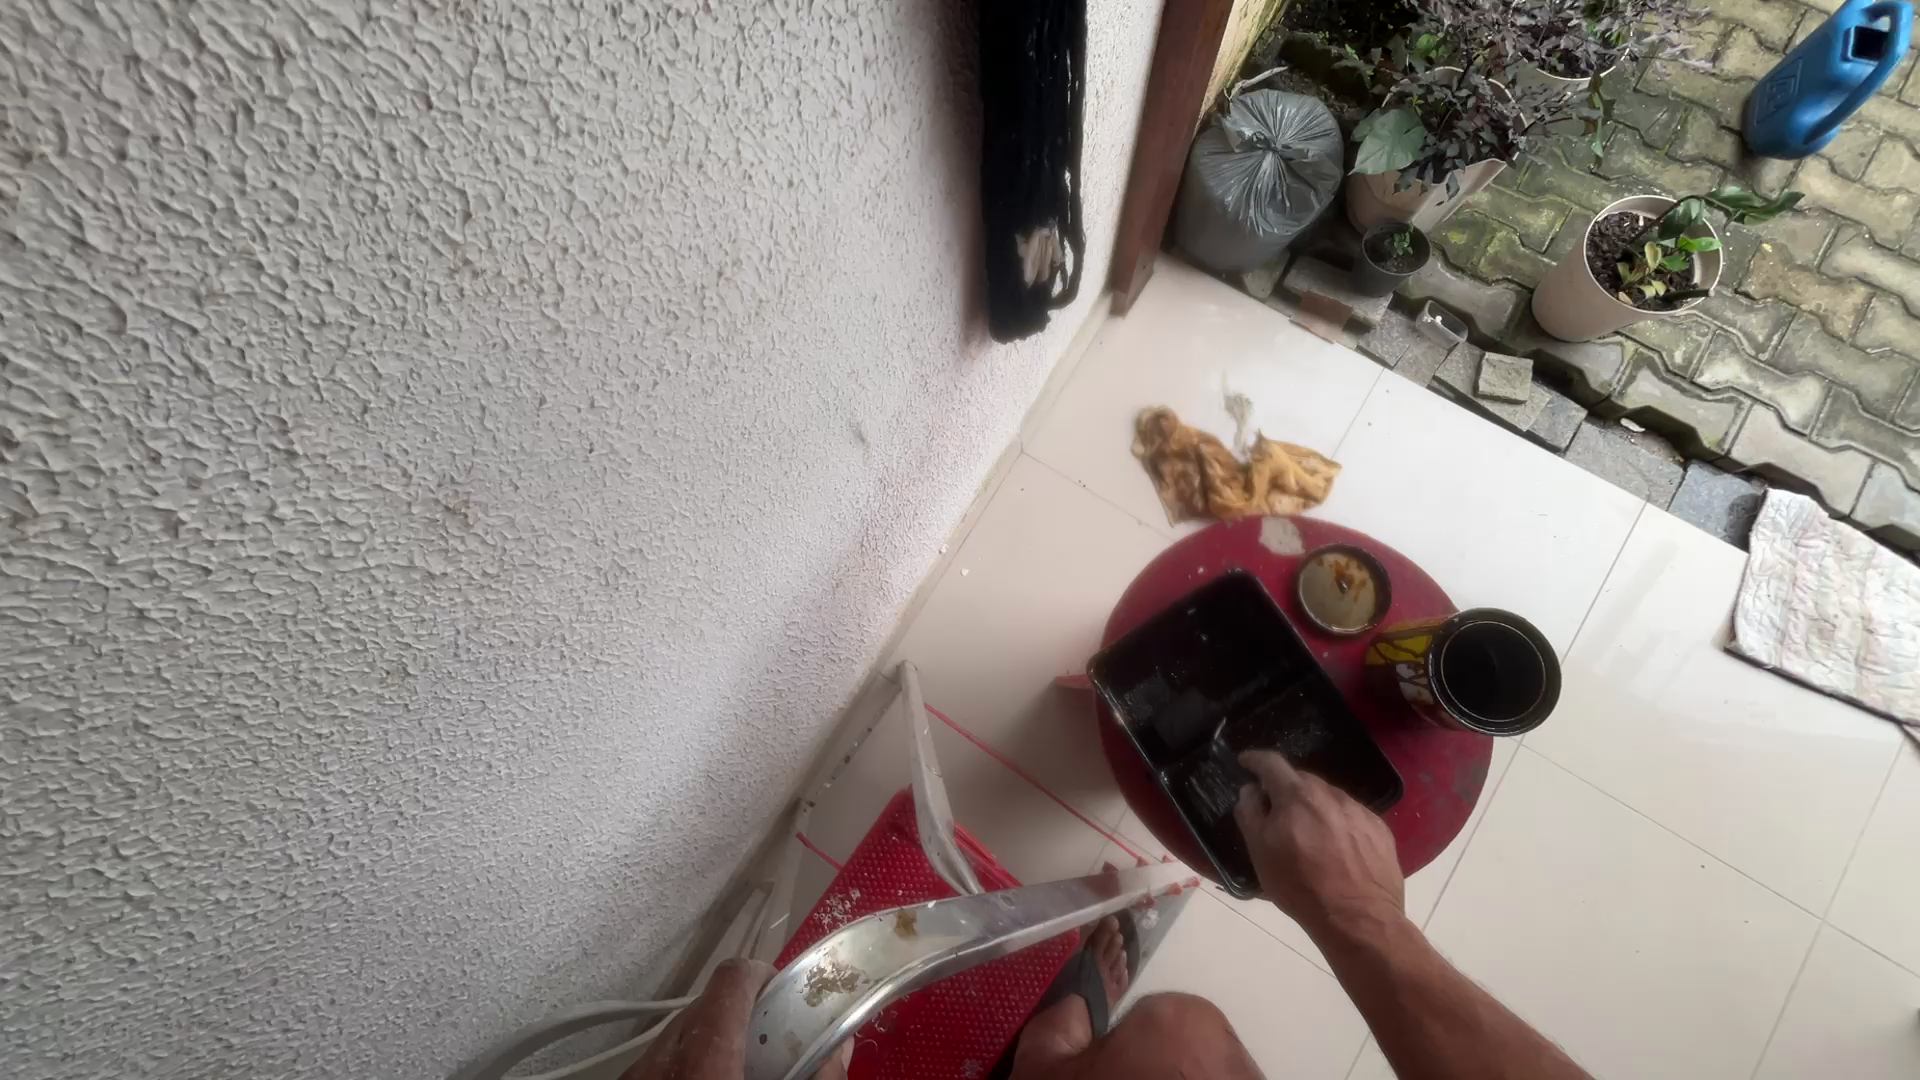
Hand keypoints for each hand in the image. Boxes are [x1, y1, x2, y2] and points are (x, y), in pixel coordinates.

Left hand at [622, 959, 850, 1079]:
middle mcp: (663, 1056)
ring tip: (735, 1068)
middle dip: (740, 1014)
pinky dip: (683, 1065)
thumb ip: (817, 1076)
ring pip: (679, 1033)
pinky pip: (658, 1061)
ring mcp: (637, 1073)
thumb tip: (841, 1046)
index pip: (734, 976)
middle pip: (707, 1003)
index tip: (782, 994)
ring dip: (710, 1040)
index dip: (762, 974)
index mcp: (706, 1054)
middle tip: (767, 1044)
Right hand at [1232, 750, 1404, 936]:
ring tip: (1310, 834)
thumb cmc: (1300, 886)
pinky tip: (1337, 848)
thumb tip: (1251, 790)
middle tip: (1277, 811)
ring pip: (1327, 796)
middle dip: (1285, 788)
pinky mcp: (1379, 830)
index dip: (1255, 760)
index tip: (1246, 763)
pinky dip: (1337, 822)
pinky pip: (1350, 815)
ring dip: (1313, 806)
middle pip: (1300, 779)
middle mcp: (1329, 794)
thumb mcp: (1259, 851)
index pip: (1271, 763)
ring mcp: (1358, 811)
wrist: (1360, 921)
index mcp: (1296, 796)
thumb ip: (1250, 812)